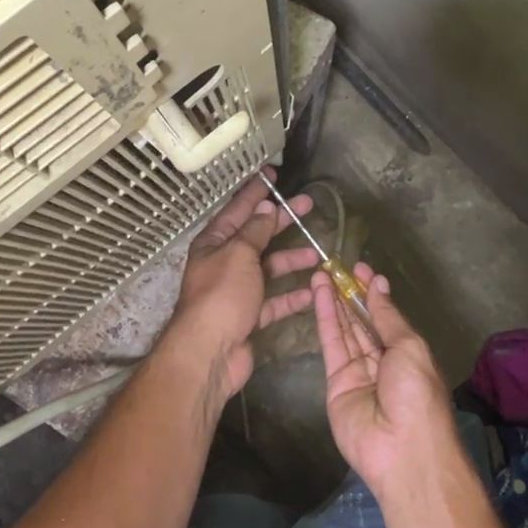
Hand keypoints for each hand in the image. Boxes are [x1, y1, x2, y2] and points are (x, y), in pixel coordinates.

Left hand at [162, 170, 319, 405]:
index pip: (238, 209)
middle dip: (282, 221)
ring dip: (291, 260)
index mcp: (214, 242)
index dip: (256, 191)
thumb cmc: (222, 295)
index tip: (273, 174)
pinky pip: (274, 301)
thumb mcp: (239, 254)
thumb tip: (266, 208)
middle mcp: (224, 262)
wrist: (209, 353)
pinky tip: (313, 290)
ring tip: (319, 253)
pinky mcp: (249, 316)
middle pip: (257, 235)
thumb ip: (255, 231)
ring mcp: (237, 290)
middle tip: (308, 204)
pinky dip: (292, 296)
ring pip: (268, 268)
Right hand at [313, 260, 460, 496]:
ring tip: (321, 272)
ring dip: (334, 300)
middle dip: (350, 293)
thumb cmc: (417, 394)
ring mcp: (358, 372)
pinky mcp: (335, 383)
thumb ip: (387, 317)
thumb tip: (378, 286)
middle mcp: (382, 361)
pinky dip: (325, 318)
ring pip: (344, 329)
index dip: (373, 292)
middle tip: (335, 265)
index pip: (386, 316)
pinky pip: (331, 345)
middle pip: (363, 321)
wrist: (403, 451)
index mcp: (407, 353)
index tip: (360, 268)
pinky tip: (320, 294)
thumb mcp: (410, 347)